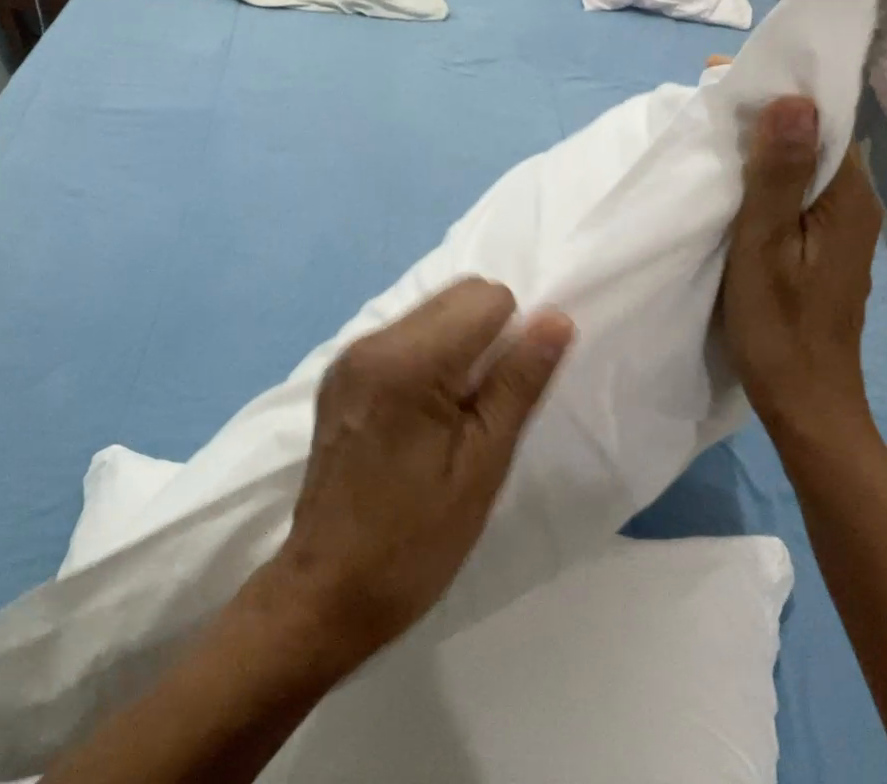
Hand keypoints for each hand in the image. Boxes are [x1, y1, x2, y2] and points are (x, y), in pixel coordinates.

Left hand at [272, 278, 574, 657]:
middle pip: (457, 296)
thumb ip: (519, 383)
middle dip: (489, 337)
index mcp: (405, 362)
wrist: (330, 590)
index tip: (508, 397)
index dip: (515, 338)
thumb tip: (556, 318)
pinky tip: (426, 420)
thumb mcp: (483, 465)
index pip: (487, 298)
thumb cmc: (416, 540)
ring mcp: (348, 359)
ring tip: (456, 420)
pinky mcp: (340, 378)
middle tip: (484, 412)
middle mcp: (370, 343)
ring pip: (431, 314)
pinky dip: (430, 362)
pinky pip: (404, 339)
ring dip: (460, 349)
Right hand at [722, 96, 881, 437]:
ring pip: (806, 167)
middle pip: (818, 138)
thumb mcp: (766, 250)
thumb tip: (793, 100)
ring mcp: (842, 230)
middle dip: (770, 111)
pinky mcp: (825, 249)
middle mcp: (855, 205)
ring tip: (714, 131)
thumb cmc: (781, 330)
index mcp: (849, 199)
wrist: (808, 404)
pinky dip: (768, 178)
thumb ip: (779, 178)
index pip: (826, 118)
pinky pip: (798, 194)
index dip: (782, 89)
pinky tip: (734, 183)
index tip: (724, 74)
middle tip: (709, 100)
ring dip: (766, 145)